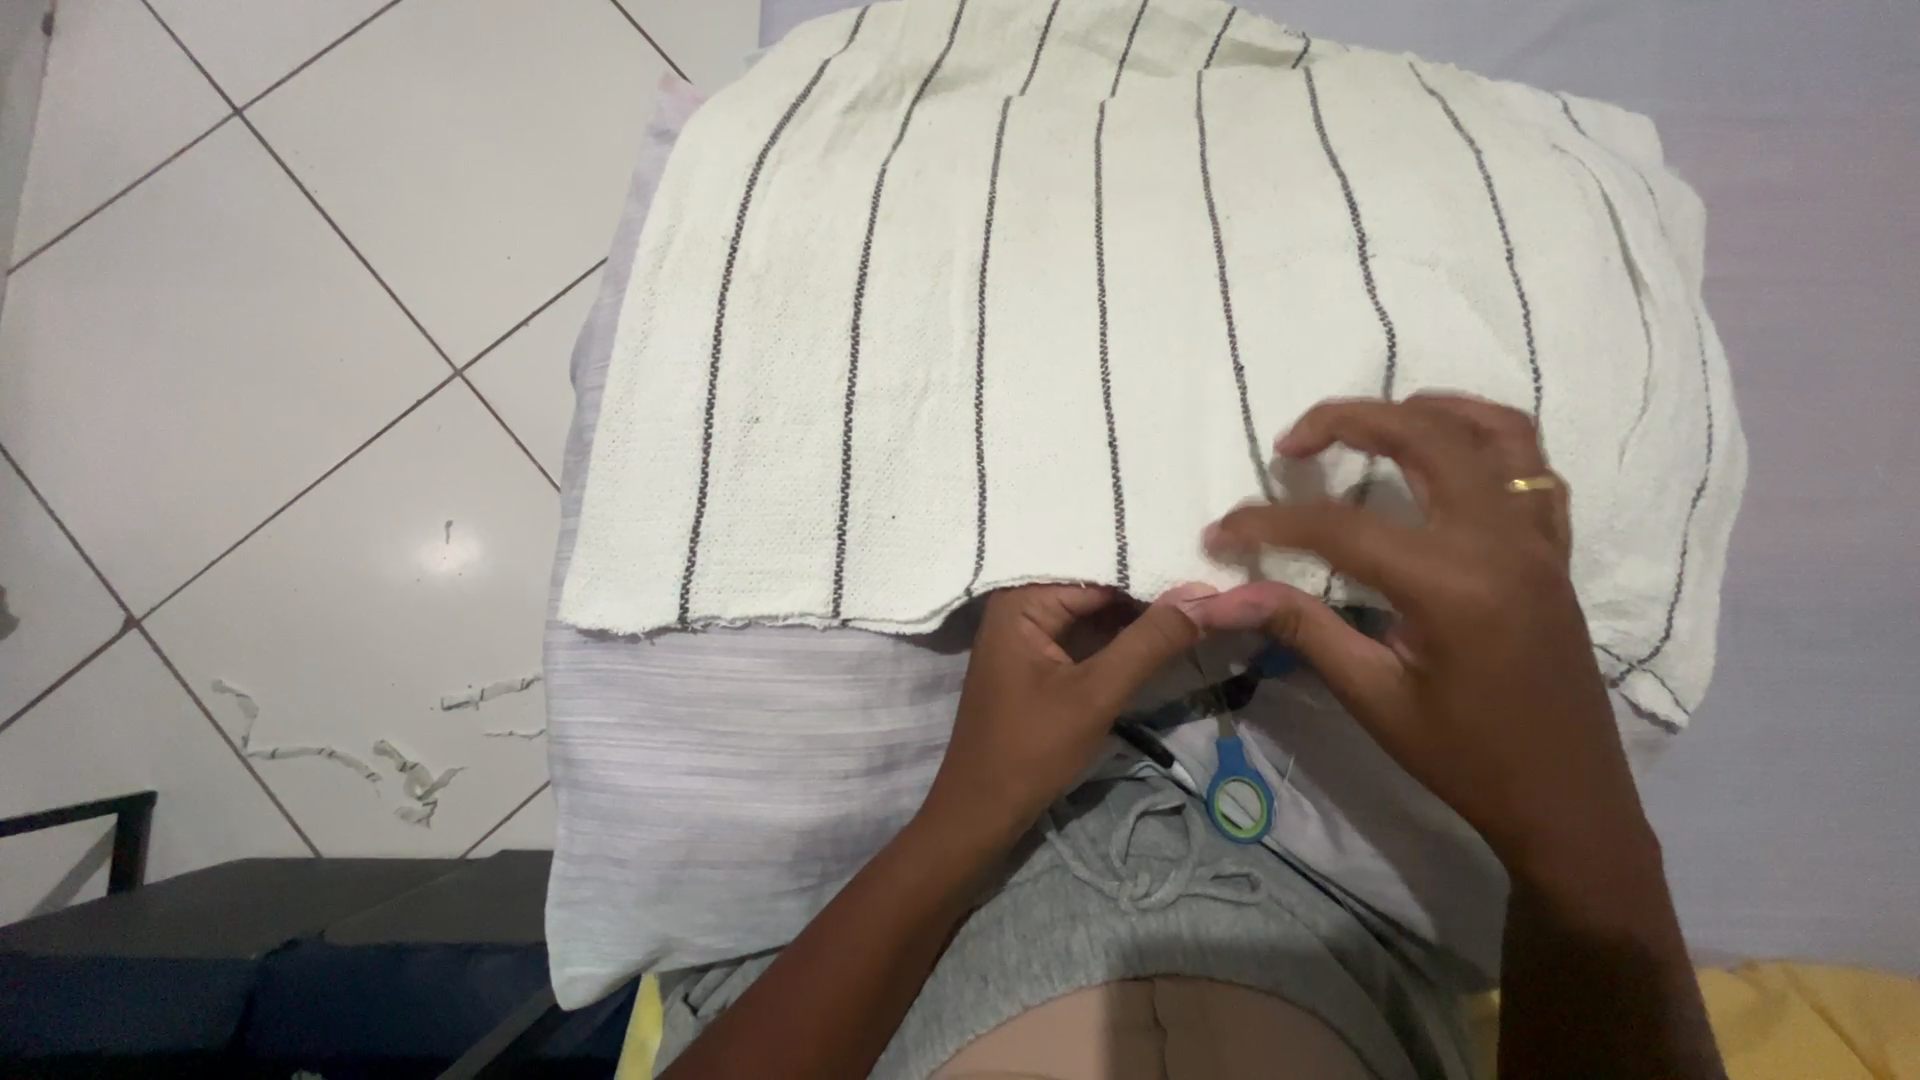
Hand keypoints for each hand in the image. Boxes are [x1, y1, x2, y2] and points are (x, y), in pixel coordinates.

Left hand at [917, 583, 1249, 849]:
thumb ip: (1150, 642)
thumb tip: (1205, 596)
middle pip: (1094, 583)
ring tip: (1200, 598)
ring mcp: (1027, 630)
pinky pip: (1084, 631)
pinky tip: (1163, 630)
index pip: (1097, 565)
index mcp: (1020, 598)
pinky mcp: (1037, 656)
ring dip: (1138, 611)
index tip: (1207, 564)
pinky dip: (1120, 634)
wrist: (982, 809)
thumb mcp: (1096, 693)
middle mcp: (1019, 602)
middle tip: (1211, 579)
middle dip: (1147, 586)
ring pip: (1092, 608)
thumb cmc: (1030, 748)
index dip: (1151, 567)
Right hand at [1204, 394, 1653, 878]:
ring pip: (1493, 432)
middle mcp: (1501, 542)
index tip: (1220, 531)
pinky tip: (1445, 456)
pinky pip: (1532, 467)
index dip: (1268, 524)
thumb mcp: (1371, 696)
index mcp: (1451, 584)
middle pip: (1424, 438)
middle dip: (1348, 421)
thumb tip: (1224, 596)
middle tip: (1292, 442)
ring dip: (1426, 410)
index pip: (1339, 526)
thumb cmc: (1464, 756)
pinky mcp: (1553, 552)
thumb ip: (1302, 628)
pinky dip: (1485, 440)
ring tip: (1371, 421)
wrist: (1567, 802)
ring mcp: (1537, 540)